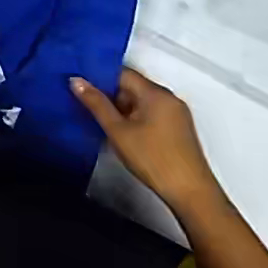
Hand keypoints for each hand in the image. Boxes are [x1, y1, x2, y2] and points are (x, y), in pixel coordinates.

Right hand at [72, 68, 222, 212]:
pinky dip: (134, 117)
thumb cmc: (153, 159)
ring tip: (100, 119)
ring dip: (121, 108)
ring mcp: (176, 114)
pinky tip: (122, 132)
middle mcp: (168, 97)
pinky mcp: (179, 129)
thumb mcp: (118, 131)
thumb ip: (96, 103)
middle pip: (132, 86)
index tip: (80, 84)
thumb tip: (76, 79)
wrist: (191, 194)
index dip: (99, 77)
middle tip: (85, 104)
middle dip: (109, 94)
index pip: (122, 73)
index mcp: (155, 92)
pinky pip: (151, 113)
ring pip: (141, 101)